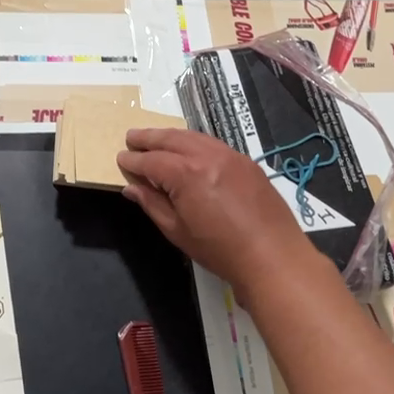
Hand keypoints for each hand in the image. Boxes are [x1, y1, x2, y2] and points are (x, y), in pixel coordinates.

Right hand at [117, 128, 319, 289]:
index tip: (120, 159)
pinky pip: (213, 144)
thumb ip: (152, 204)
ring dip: (171, 136)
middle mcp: (207, 156)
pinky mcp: (246, 162)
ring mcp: (230, 156)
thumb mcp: (177, 231)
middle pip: (171, 139)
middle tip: (131, 137)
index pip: (150, 160)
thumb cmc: (219, 249)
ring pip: (193, 137)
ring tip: (156, 139)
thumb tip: (132, 188)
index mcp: (185, 174)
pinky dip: (194, 142)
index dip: (133, 160)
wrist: (273, 256)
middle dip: (148, 138)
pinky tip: (188, 150)